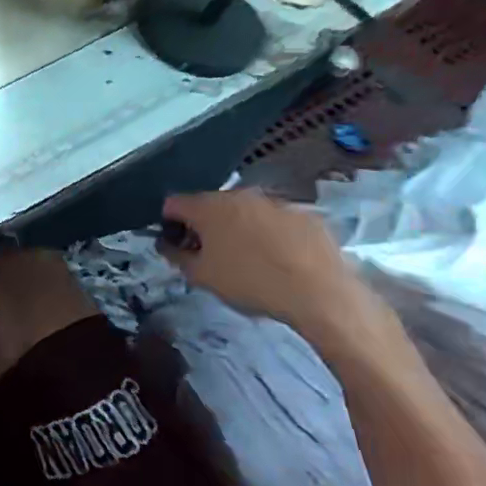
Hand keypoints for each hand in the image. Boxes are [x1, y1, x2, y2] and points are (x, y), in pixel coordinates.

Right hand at [161, 190, 370, 339]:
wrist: (320, 291)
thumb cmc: (251, 282)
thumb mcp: (202, 277)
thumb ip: (177, 256)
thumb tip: (165, 244)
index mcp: (207, 206)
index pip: (173, 203)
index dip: (169, 224)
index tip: (179, 246)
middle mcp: (238, 194)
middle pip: (209, 205)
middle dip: (205, 226)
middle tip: (212, 255)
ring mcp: (272, 201)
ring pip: (244, 210)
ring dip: (238, 228)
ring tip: (249, 259)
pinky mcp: (303, 213)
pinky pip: (274, 220)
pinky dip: (270, 234)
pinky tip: (280, 259)